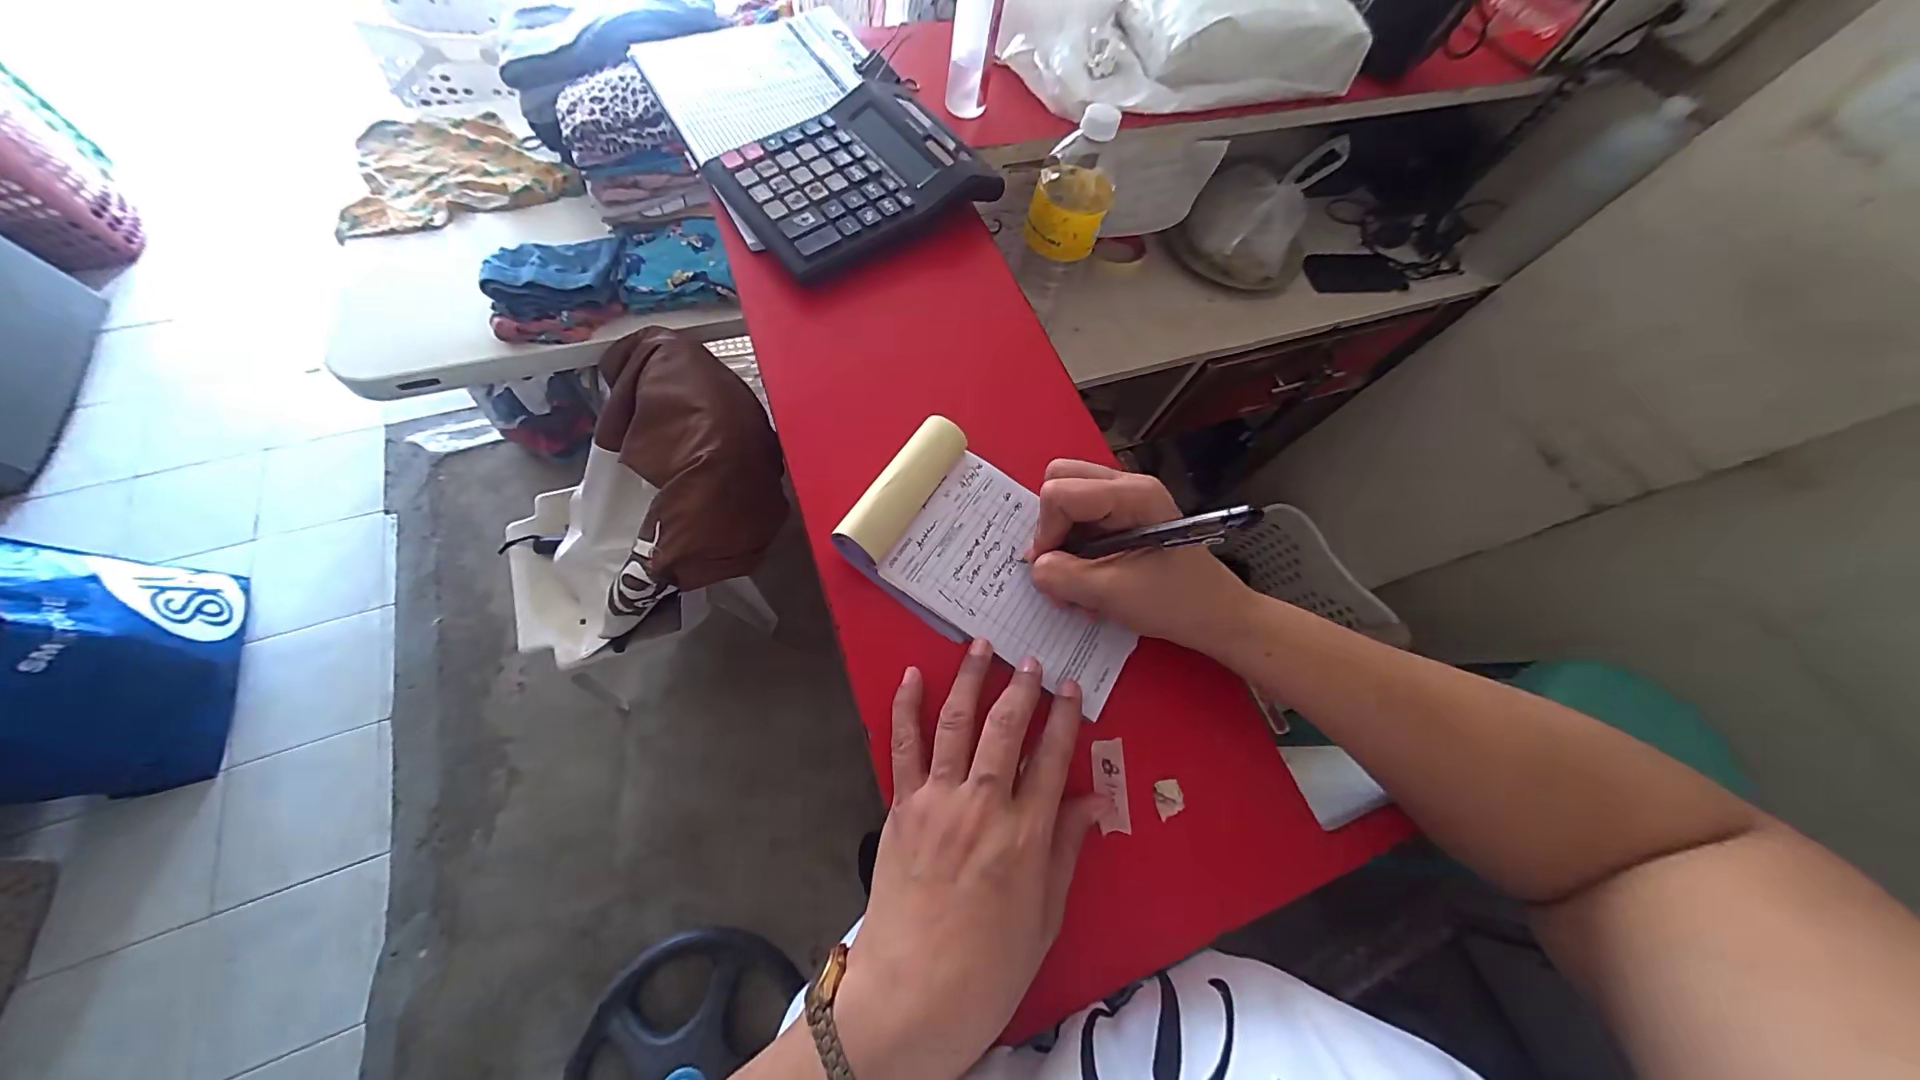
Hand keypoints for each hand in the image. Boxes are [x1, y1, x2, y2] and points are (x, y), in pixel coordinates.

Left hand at [833, 639, 1102, 1079]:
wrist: (911, 997)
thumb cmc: (989, 966)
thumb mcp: (1045, 916)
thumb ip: (1066, 850)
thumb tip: (1091, 800)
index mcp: (1025, 836)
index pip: (1052, 758)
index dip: (1064, 717)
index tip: (1070, 687)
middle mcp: (982, 806)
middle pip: (1006, 730)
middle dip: (1022, 688)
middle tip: (1031, 660)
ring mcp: (937, 802)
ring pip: (956, 724)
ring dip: (970, 680)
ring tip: (981, 647)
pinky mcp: (901, 808)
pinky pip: (903, 748)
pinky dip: (906, 708)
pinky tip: (912, 676)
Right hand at [1025, 459, 1253, 655]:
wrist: (1218, 617)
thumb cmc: (1177, 602)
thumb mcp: (1112, 594)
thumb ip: (1063, 576)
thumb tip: (1034, 566)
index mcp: (1133, 495)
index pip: (1060, 493)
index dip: (1046, 532)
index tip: (1052, 568)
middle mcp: (1128, 487)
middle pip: (1060, 481)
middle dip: (1050, 526)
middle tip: (1060, 565)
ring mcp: (1127, 500)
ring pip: (1068, 501)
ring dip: (1062, 542)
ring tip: (1077, 582)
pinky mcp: (1124, 518)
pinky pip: (1082, 519)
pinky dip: (1076, 549)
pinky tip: (1089, 580)